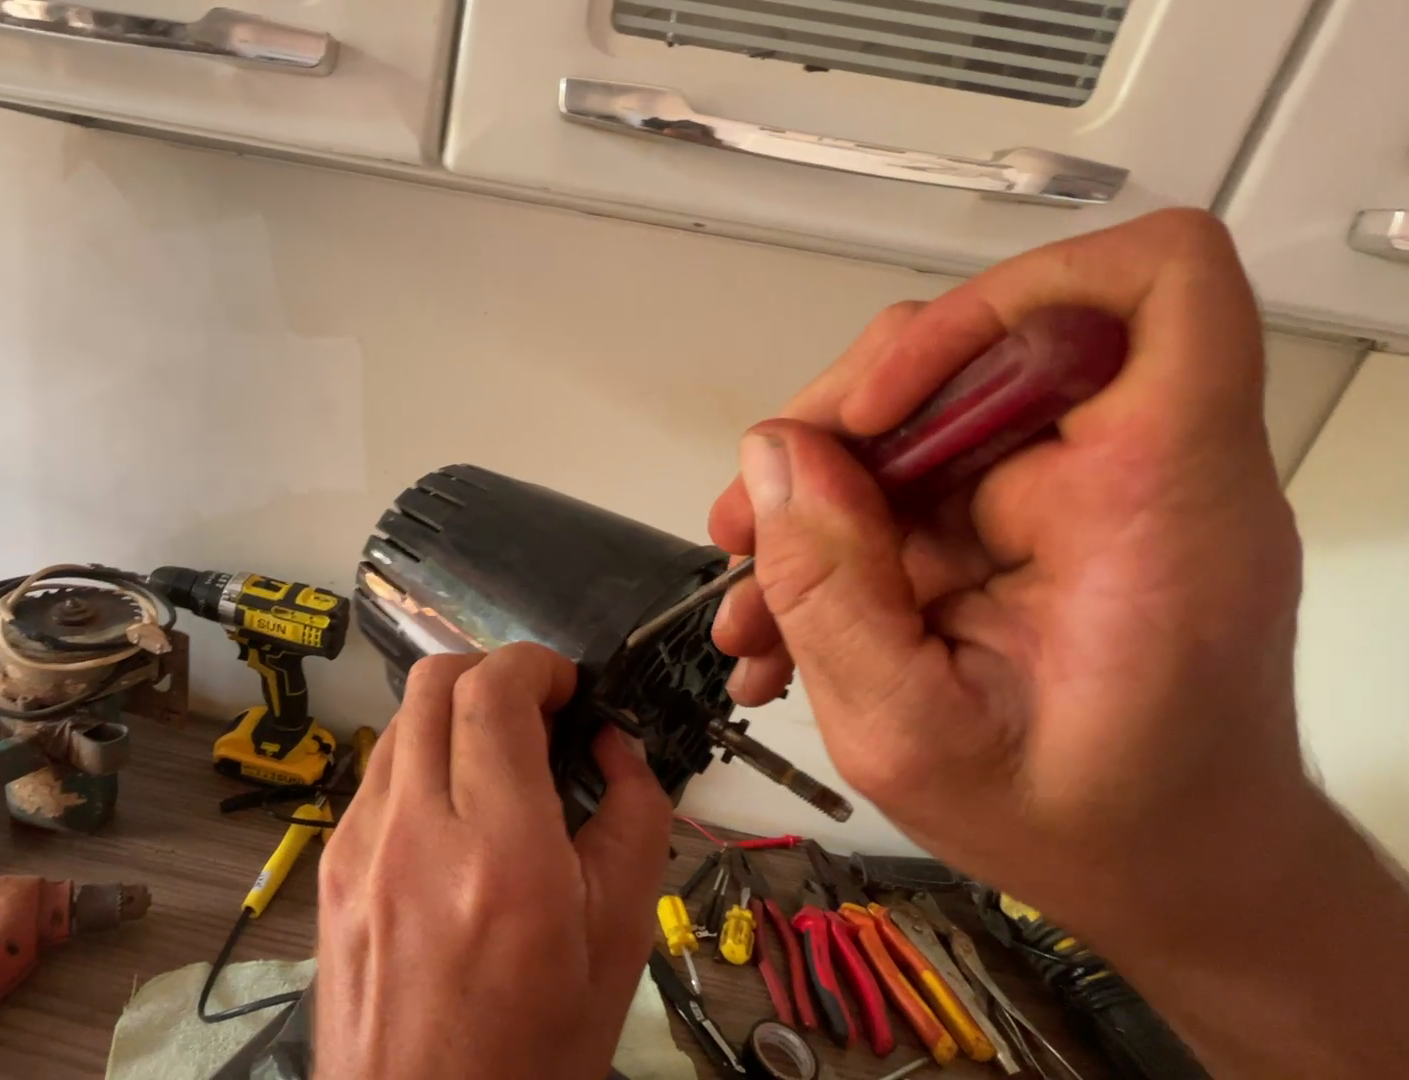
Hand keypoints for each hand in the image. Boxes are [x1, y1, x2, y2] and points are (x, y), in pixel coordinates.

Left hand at [314, 645, 671, 1079]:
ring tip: (497, 762)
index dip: (534, 664)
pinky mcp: (332, 865)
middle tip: (537, 712)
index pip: (492, 694)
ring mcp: (358, 847)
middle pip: (433, 682)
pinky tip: (452, 810)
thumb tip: (613, 743)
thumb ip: (632, 818)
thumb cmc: (536, 1046)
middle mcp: (413, 835)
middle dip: (492, 672)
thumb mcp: (620, 937)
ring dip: (455, 713)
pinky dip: (422, 760)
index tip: (567, 686)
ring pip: (401, 720)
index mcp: (500, 857)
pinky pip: (378, 774)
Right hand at [707, 209, 1311, 939]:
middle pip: (962, 357)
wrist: (1163, 874)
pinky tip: (782, 631)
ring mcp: (1061, 495)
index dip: (992, 307)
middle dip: (825, 436)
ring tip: (748, 608)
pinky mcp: (1016, 525)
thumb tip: (769, 456)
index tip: (879, 411)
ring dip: (805, 506)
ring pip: (907, 429)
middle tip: (744, 529)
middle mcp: (1117, 470)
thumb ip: (829, 591)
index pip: (1146, 284)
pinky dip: (831, 549)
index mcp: (1150, 503)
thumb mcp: (909, 732)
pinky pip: (901, 493)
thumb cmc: (1076, 826)